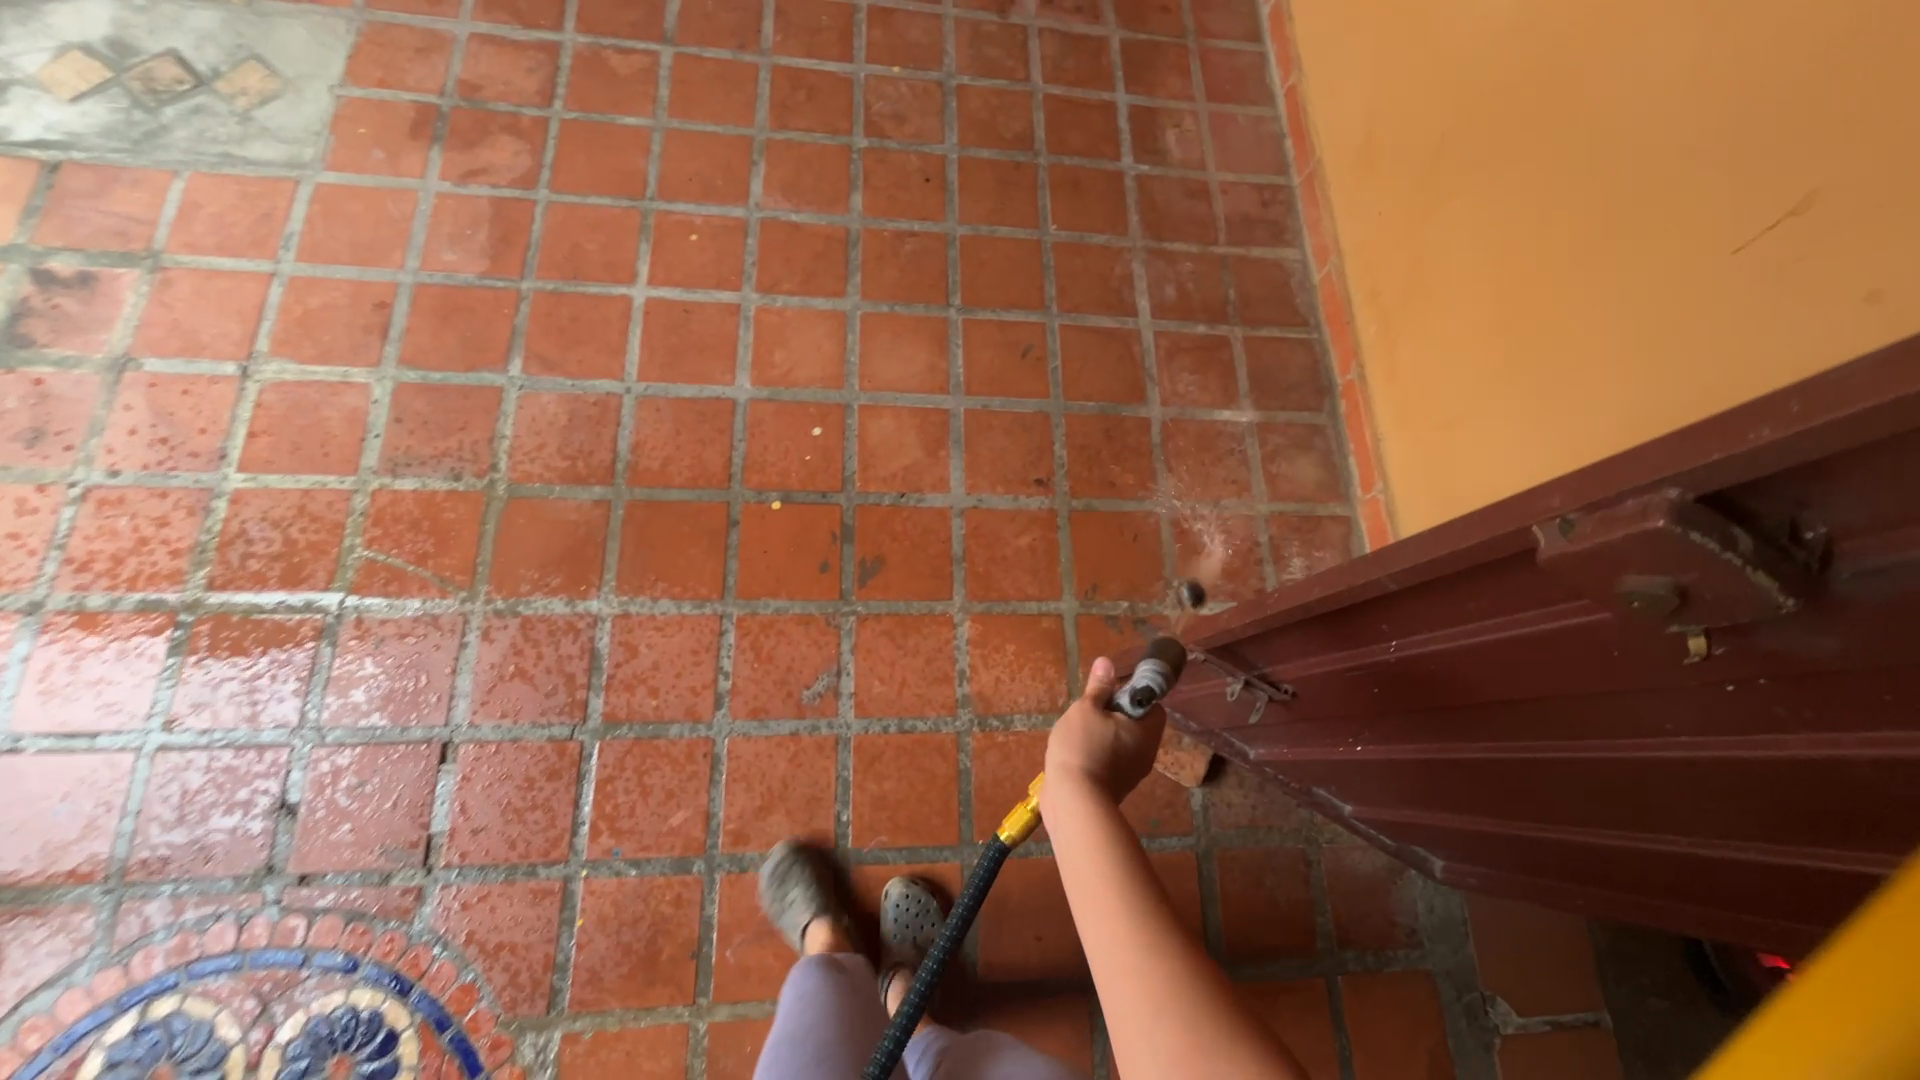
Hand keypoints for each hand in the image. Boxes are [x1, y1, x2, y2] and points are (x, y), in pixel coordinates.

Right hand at [1044, 657, 1166, 804]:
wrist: (1073, 802)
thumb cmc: (1082, 748)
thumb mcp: (1086, 709)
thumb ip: (1098, 687)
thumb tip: (1107, 662)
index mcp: (1146, 732)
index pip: (1153, 705)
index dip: (1134, 695)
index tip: (1110, 693)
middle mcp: (1146, 753)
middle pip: (1136, 725)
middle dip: (1113, 715)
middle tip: (1089, 710)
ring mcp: (1131, 774)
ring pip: (1120, 743)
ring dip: (1102, 735)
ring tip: (1077, 731)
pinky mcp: (1114, 787)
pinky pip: (1110, 762)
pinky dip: (1096, 754)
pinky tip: (1074, 752)